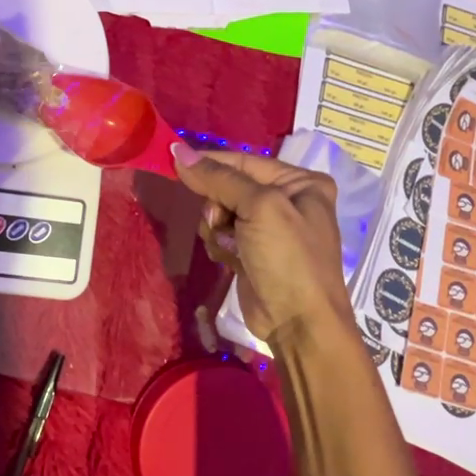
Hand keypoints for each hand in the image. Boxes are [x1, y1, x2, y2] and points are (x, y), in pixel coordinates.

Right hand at [172, 144, 353, 350]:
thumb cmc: (289, 258)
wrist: (299, 324)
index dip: (210, 163)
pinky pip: (222, 235)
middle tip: (224, 223)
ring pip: (220, 212)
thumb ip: (218, 178)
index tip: (174, 163)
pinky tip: (232, 261)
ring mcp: (269, 229)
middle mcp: (287, 201)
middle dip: (219, 205)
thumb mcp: (259, 208)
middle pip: (228, 187)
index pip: (243, 161)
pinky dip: (221, 245)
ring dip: (217, 229)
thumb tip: (177, 151)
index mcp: (300, 182)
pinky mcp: (252, 252)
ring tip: (232, 247)